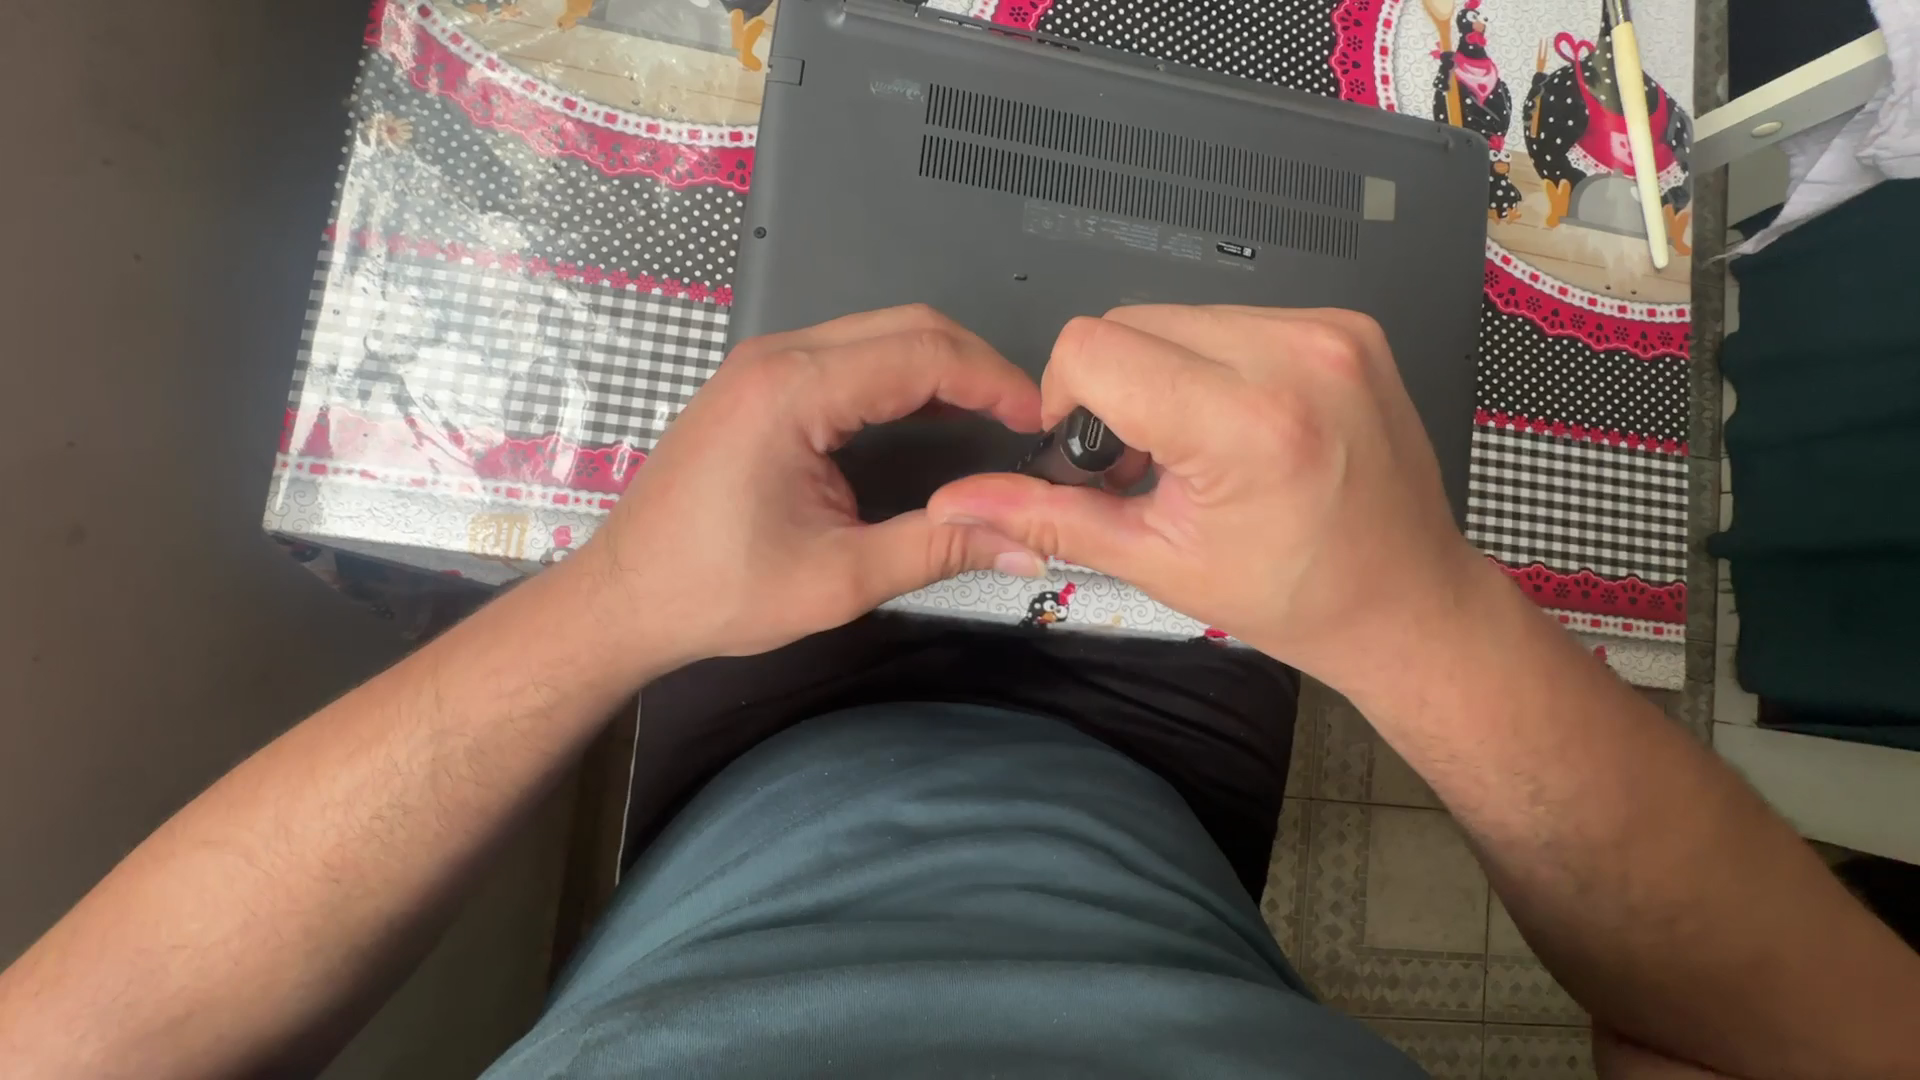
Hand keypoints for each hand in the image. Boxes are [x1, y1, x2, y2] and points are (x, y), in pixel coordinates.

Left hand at [572, 305, 1044, 669]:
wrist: (625, 599)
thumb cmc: (715, 591)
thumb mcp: (840, 579)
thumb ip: (937, 548)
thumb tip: (1022, 543)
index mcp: (792, 391)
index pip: (922, 354)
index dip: (994, 381)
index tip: (1038, 419)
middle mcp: (777, 358)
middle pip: (906, 327)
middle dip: (976, 365)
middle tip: (1023, 417)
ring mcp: (763, 366)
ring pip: (879, 335)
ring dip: (942, 367)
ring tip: (991, 416)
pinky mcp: (759, 385)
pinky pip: (849, 358)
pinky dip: (902, 378)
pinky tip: (931, 415)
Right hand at [927, 305, 1491, 689]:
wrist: (1406, 602)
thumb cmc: (1294, 597)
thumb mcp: (1155, 563)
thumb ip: (1047, 518)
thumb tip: (962, 505)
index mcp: (1245, 424)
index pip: (1094, 348)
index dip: (1064, 396)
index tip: (1086, 446)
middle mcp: (1295, 355)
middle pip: (1129, 322)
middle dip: (1110, 387)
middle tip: (1141, 458)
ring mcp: (1329, 330)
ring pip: (1176, 315)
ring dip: (1157, 373)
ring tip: (1187, 444)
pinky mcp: (1344, 324)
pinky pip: (1229, 318)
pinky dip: (1205, 362)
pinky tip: (1226, 422)